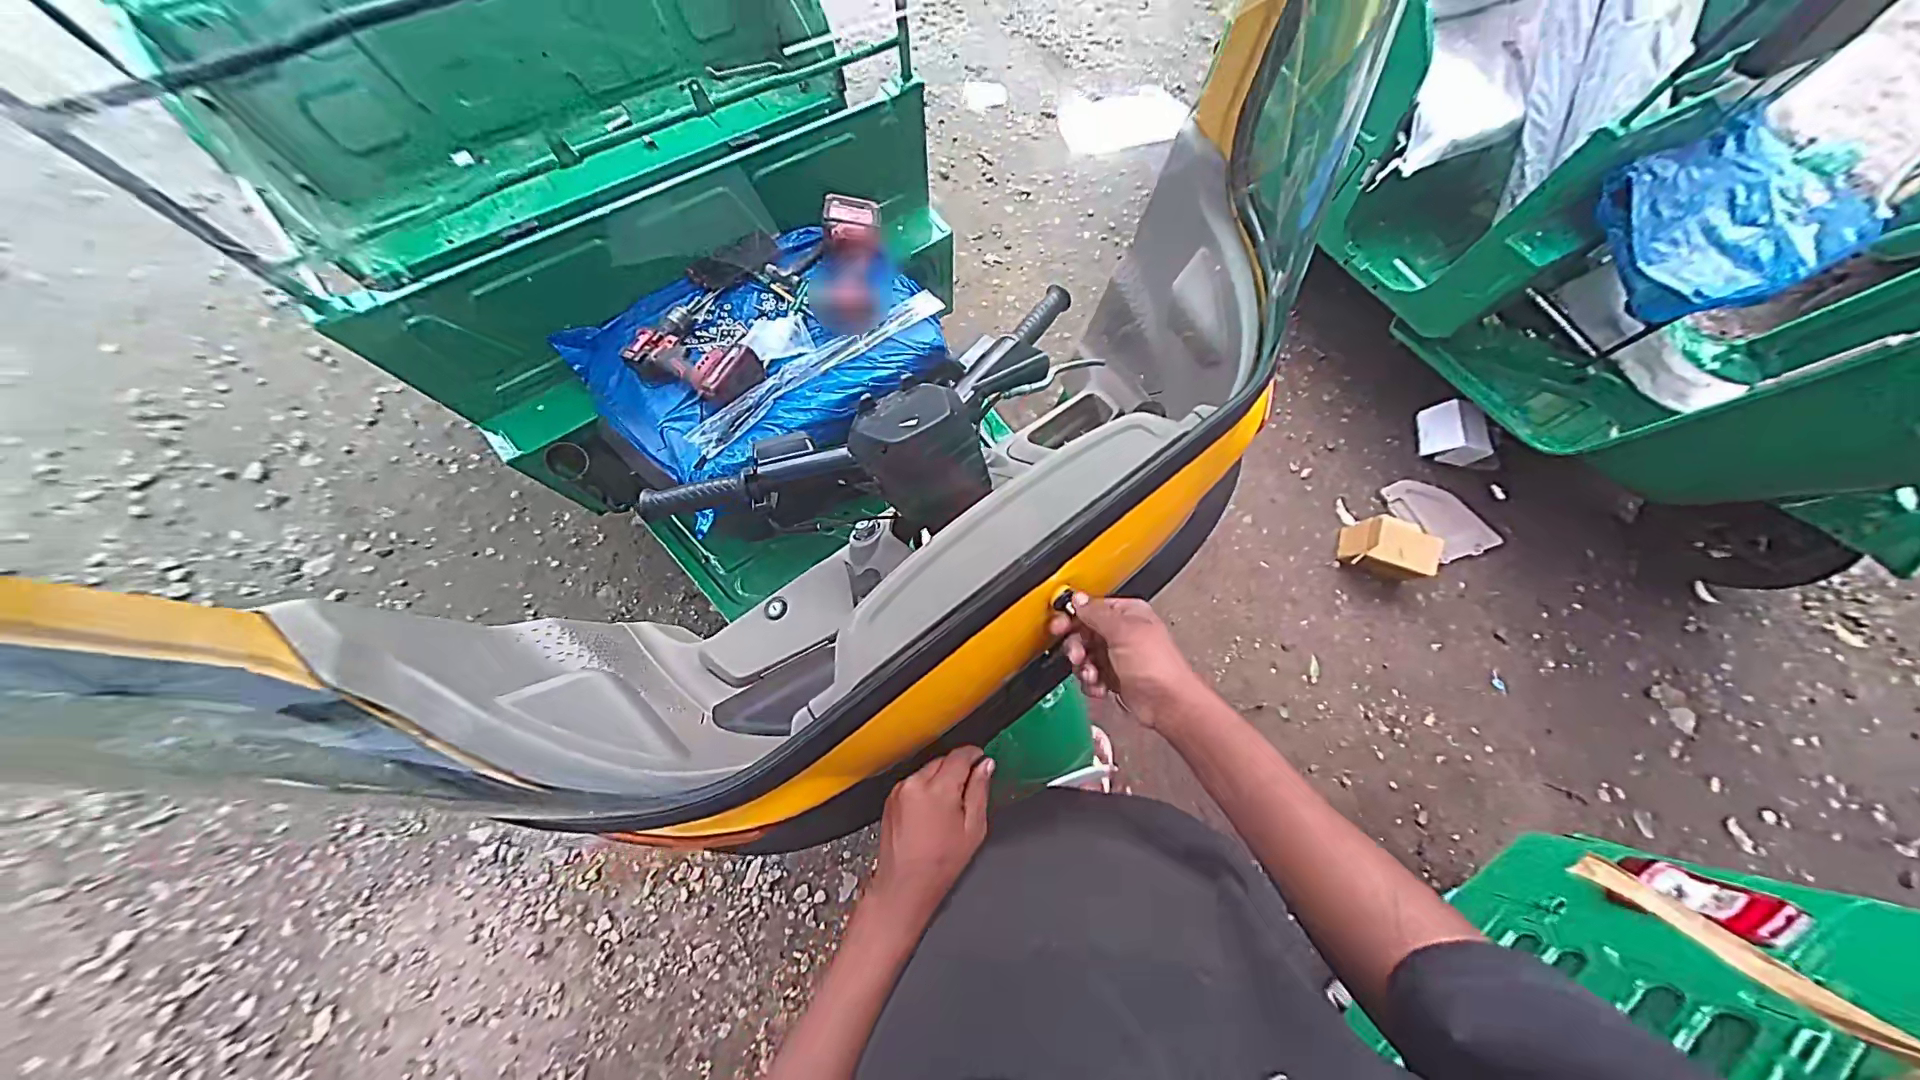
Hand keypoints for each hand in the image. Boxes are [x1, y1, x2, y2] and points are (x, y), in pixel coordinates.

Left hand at [866, 746, 993, 922]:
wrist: (904, 886)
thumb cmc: (938, 864)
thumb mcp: (973, 828)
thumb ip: (980, 790)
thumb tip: (985, 766)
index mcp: (938, 788)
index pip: (960, 755)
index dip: (974, 754)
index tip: (982, 759)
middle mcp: (915, 783)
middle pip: (943, 760)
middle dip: (958, 770)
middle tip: (968, 791)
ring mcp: (900, 790)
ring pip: (928, 770)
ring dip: (940, 780)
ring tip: (948, 809)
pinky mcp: (890, 797)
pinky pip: (914, 782)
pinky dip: (925, 789)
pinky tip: (931, 814)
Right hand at [1047, 593, 1201, 727]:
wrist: (1168, 705)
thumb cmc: (1157, 667)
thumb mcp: (1122, 631)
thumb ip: (1096, 613)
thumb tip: (1077, 599)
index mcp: (1128, 614)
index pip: (1091, 608)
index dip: (1073, 617)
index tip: (1060, 626)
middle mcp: (1123, 633)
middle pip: (1084, 633)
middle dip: (1077, 646)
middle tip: (1077, 655)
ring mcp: (1118, 655)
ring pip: (1085, 656)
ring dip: (1084, 667)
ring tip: (1093, 674)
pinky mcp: (1114, 676)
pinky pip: (1091, 675)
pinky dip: (1092, 682)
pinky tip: (1099, 686)